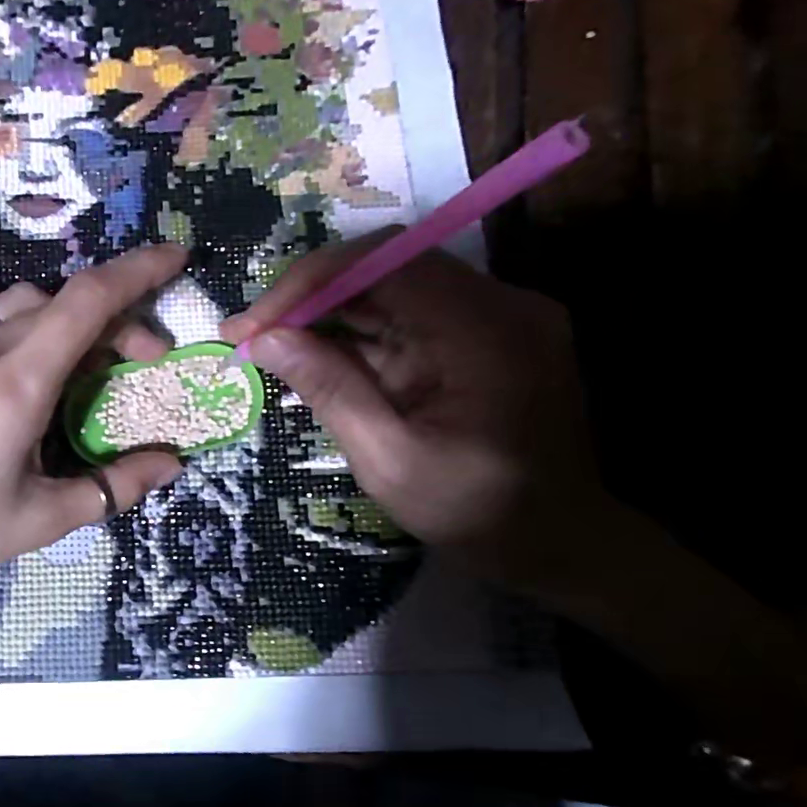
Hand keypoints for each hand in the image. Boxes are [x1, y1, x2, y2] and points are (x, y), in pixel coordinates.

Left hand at [0, 243, 188, 621]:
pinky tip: (5, 342)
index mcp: (15, 387)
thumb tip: (173, 462)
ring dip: (63, 317)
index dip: (138, 272)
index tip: (175, 258)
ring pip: (20, 298)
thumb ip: (116, 486)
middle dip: (115, 321)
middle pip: (63, 302)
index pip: (87, 302)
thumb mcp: (44, 519)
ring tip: (75, 360)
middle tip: (138, 365)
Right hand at [220, 231, 606, 575]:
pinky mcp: (477, 335)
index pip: (387, 263)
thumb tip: (264, 340)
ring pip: (389, 289)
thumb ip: (330, 390)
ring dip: (324, 313)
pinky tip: (310, 354)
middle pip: (386, 266)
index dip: (311, 280)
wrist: (559, 543)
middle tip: (248, 334)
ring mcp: (490, 316)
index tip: (253, 323)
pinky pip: (404, 316)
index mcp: (486, 331)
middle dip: (309, 295)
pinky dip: (352, 333)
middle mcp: (497, 304)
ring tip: (264, 343)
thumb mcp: (390, 461)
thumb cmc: (476, 513)